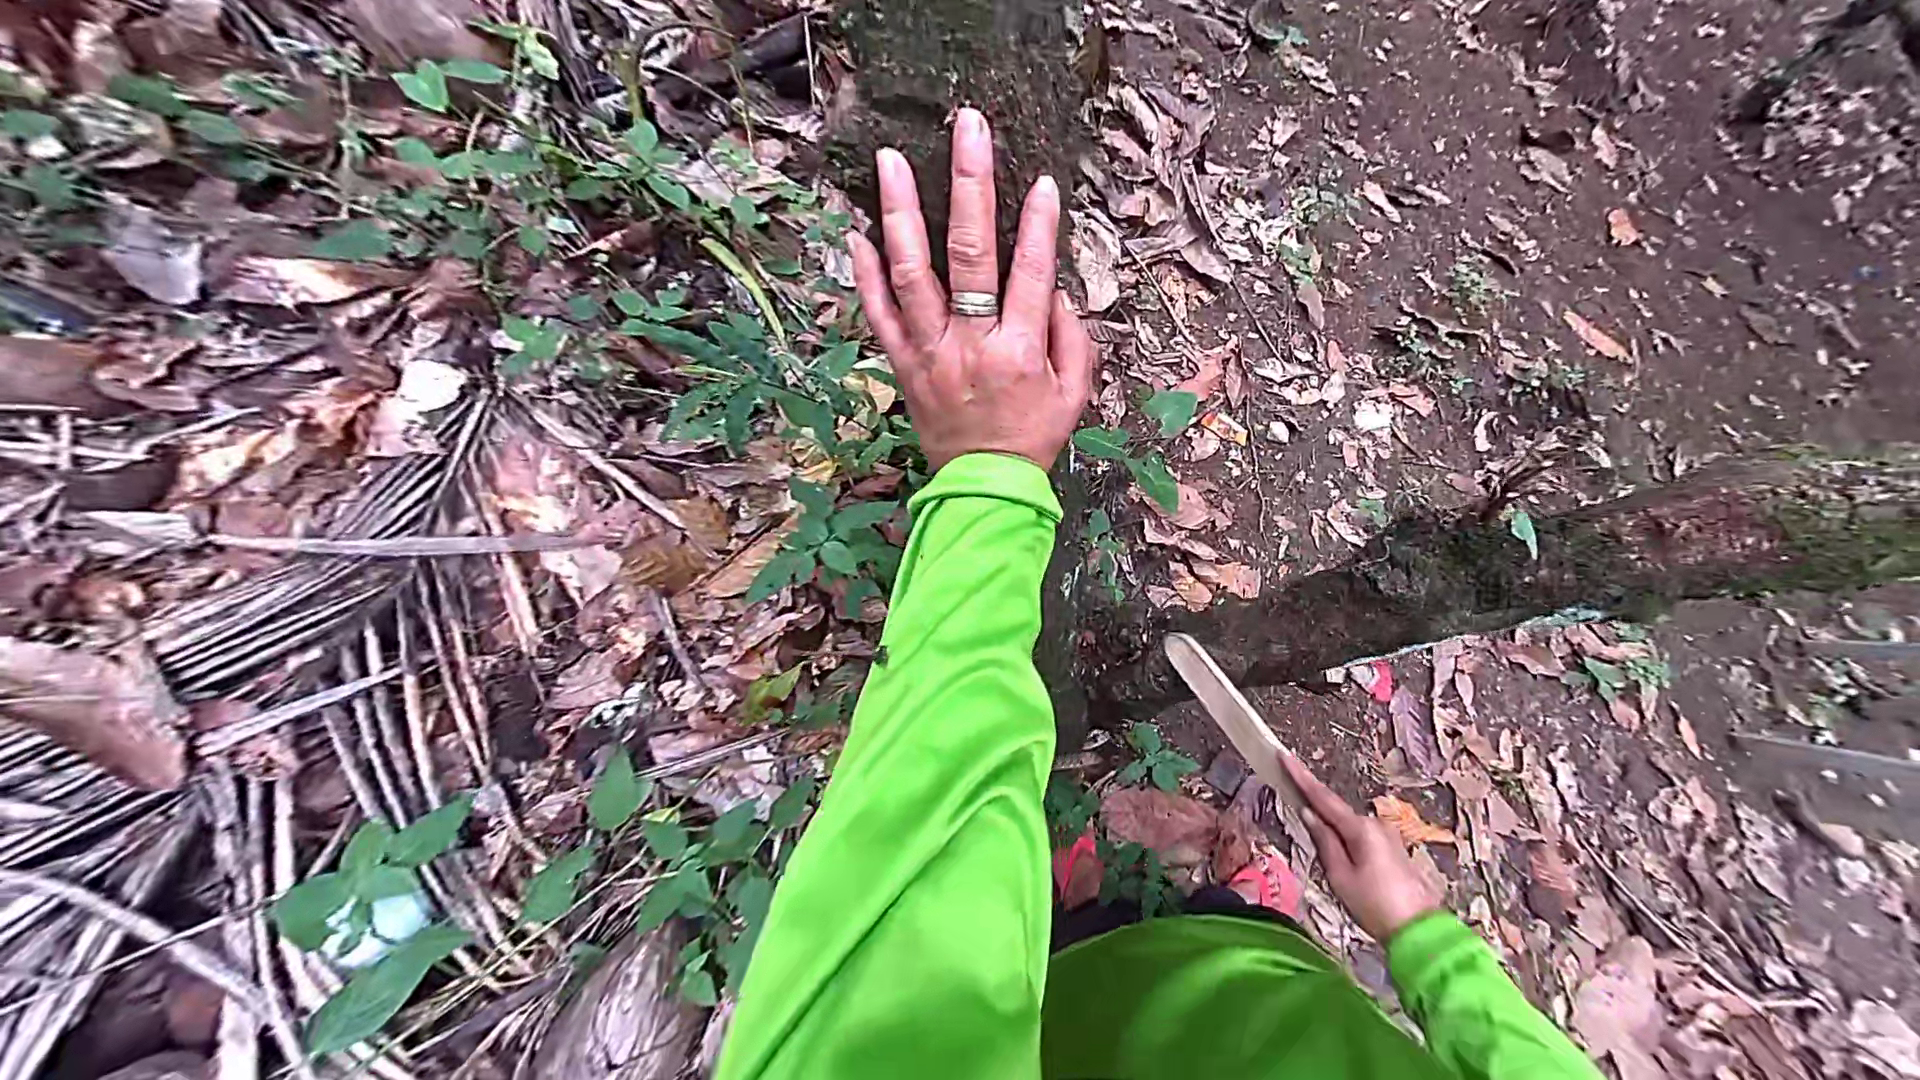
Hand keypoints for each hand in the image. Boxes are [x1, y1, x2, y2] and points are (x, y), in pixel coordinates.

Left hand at [847, 108, 1095, 472]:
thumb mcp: (1075, 393)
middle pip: (970, 254)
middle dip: (971, 185)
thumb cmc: (1032, 437)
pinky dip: (868, 276)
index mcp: (1020, 350)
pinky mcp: (904, 367)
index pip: (1031, 272)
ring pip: (913, 275)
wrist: (984, 484)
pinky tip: (860, 236)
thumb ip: (1071, 337)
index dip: (1039, 225)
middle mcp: (971, 344)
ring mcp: (930, 354)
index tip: (1039, 183)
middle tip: (966, 128)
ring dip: (902, 215)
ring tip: (891, 163)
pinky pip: (880, 316)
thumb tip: (1052, 290)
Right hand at [1282, 752, 1441, 942]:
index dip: (1300, 776)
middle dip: (1314, 805)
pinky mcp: (1393, 849)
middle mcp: (1376, 825)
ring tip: (1318, 845)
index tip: (1284, 756)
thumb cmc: (1375, 906)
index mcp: (1360, 829)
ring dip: (1330, 827)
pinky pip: (1359, 835)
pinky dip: (1344, 836)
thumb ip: (1323, 840)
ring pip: (1347, 825)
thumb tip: (1309, 814)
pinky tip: (1339, 851)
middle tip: (1291, 796)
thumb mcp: (1339, 875)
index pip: (1322, 797)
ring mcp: (1387, 836)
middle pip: (1335, 810)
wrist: (1422, 934)